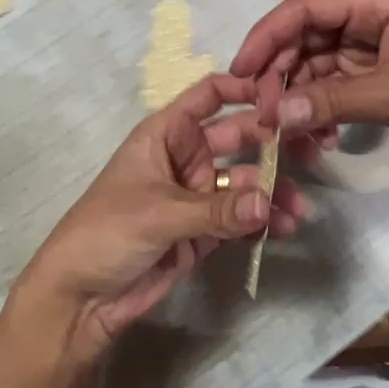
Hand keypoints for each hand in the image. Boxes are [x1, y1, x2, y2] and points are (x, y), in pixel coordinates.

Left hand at [14, 74, 310, 360]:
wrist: (78, 298)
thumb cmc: (106, 232)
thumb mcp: (159, 214)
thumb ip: (216, 210)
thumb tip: (269, 202)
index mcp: (165, 134)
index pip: (208, 96)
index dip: (242, 89)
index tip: (281, 95)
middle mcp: (184, 156)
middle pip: (236, 137)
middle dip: (270, 144)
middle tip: (310, 152)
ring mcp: (195, 195)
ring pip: (243, 182)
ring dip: (270, 192)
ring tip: (298, 209)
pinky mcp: (201, 232)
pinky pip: (239, 219)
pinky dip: (261, 222)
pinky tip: (283, 228)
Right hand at [229, 0, 388, 163]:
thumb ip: (334, 100)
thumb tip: (274, 113)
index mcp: (378, 1)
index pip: (307, 6)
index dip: (268, 34)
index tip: (241, 70)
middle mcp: (370, 17)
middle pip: (306, 35)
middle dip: (280, 71)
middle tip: (262, 111)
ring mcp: (371, 48)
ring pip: (314, 64)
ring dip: (297, 96)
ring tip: (286, 130)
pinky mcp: (375, 78)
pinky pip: (331, 88)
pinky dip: (318, 109)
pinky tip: (316, 137)